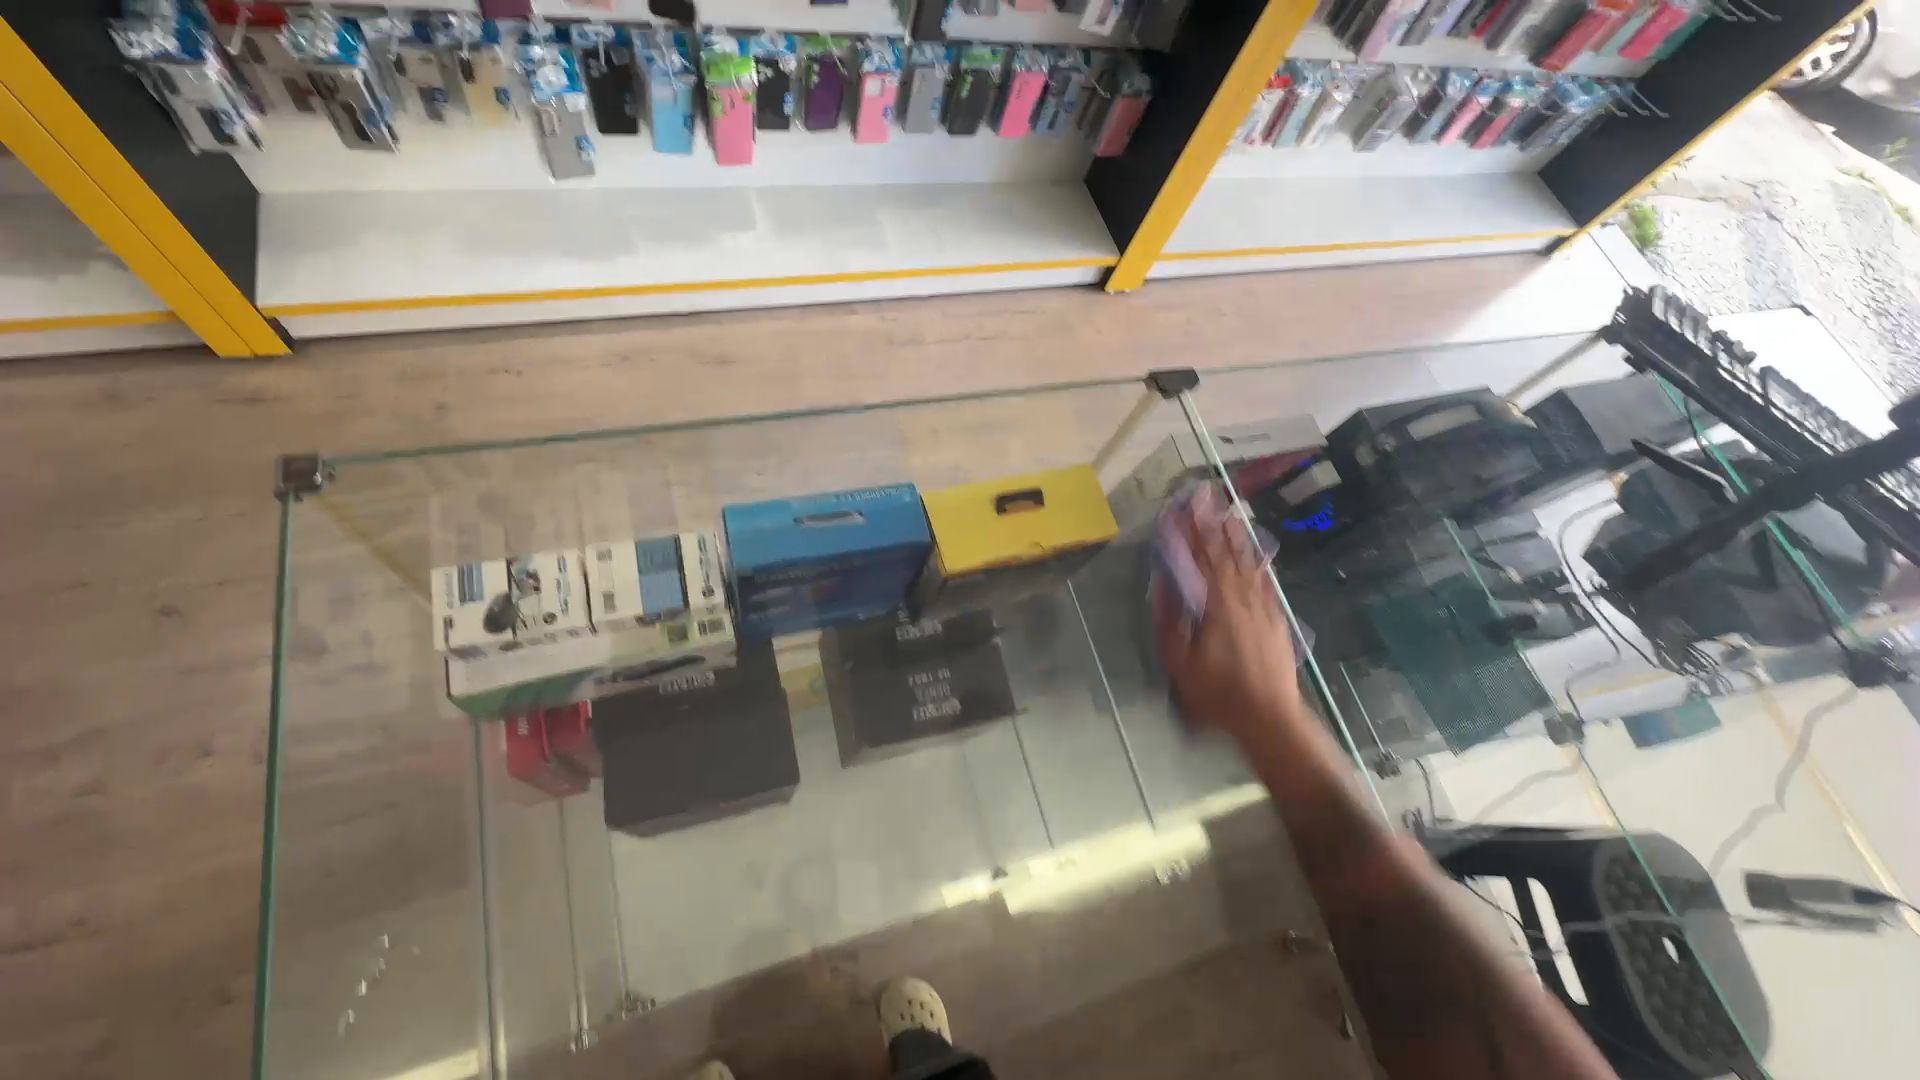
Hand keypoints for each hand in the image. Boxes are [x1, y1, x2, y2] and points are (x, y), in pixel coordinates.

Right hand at [1152, 492, 1305, 747]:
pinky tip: (1257, 553)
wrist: (1270, 717)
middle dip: (1212, 524)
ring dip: (1237, 536)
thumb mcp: (1180, 662)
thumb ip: (1170, 620)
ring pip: (1249, 563)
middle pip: (1226, 553)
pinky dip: (1259, 562)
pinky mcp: (1276, 619)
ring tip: (1229, 513)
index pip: (1201, 558)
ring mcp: (1264, 608)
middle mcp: (1243, 598)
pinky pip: (1266, 581)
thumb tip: (1162, 584)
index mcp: (1217, 605)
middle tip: (1204, 498)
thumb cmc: (1218, 693)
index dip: (1190, 531)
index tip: (1180, 507)